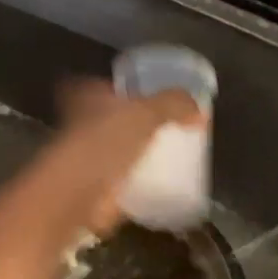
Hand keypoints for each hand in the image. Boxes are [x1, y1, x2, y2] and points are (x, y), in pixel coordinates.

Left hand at [34, 79, 201, 235]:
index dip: (122, 88)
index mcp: (85, 96)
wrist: (78, 193)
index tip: (148, 94)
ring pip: (116, 150)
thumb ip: (173, 105)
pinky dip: (140, 183)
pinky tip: (164, 183)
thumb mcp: (146, 112)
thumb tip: (199, 111)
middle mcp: (80, 123)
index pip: (102, 85)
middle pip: (111, 119)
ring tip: (172, 154)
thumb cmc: (104, 142)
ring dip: (137, 154)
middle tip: (168, 126)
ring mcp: (86, 157)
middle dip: (133, 123)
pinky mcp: (96, 187)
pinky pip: (124, 181)